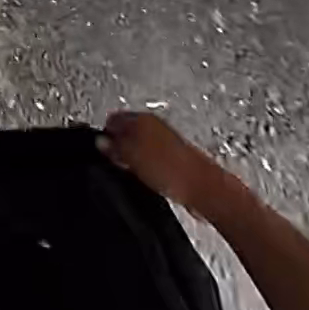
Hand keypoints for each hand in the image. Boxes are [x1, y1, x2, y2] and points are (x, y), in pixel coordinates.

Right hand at [99, 111, 236, 213]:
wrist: (208, 191)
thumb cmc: (170, 169)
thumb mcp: (130, 156)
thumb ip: (112, 146)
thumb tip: (100, 142)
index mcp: (142, 117)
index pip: (113, 118)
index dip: (105, 134)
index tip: (103, 149)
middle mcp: (156, 125)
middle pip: (127, 131)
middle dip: (120, 146)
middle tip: (117, 161)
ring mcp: (169, 142)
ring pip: (142, 146)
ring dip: (136, 158)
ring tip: (136, 172)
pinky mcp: (179, 160)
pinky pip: (155, 160)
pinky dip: (150, 168)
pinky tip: (152, 179)